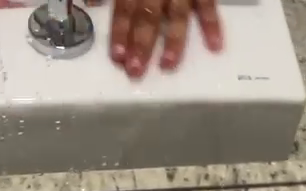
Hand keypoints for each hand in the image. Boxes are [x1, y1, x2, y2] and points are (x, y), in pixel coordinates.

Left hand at [107, 0, 223, 77]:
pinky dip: (212, 23)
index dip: (120, 30)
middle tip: (136, 69)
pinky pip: (207, 3)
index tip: (117, 56)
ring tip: (168, 64)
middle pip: (148, 15)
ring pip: (177, 13)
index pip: (125, 7)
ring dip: (173, 40)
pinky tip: (215, 45)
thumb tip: (90, 3)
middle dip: (142, 42)